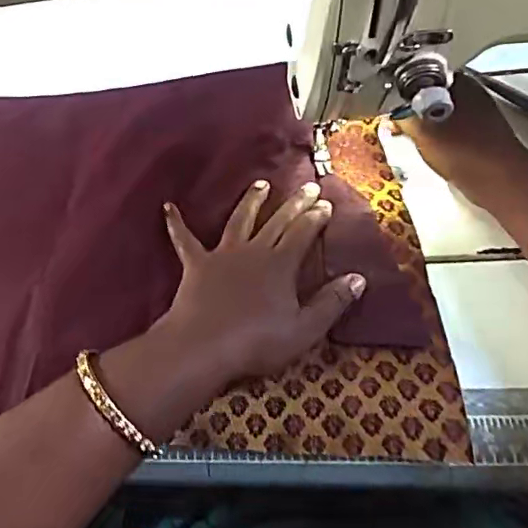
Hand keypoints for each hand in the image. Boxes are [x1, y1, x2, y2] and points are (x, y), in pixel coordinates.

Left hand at [157, 181, 365, 382]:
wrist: (205, 344)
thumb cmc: (258, 341)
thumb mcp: (305, 329)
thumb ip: (331, 302)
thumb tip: (358, 277)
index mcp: (280, 265)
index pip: (303, 234)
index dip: (315, 217)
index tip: (326, 202)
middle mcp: (252, 251)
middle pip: (276, 222)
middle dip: (294, 204)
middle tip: (307, 186)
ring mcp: (222, 255)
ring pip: (239, 220)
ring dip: (250, 201)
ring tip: (260, 184)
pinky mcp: (196, 264)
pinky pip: (184, 239)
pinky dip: (176, 223)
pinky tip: (168, 206)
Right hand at [393, 74, 527, 196]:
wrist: (503, 184)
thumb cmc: (463, 152)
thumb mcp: (421, 131)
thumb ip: (403, 114)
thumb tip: (393, 108)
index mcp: (461, 82)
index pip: (422, 73)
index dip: (402, 86)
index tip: (388, 101)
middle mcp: (473, 93)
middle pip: (430, 93)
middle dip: (413, 107)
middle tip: (397, 122)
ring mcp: (480, 113)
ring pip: (439, 112)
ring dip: (425, 123)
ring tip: (412, 137)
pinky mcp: (482, 134)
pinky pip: (450, 128)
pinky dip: (438, 136)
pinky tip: (431, 149)